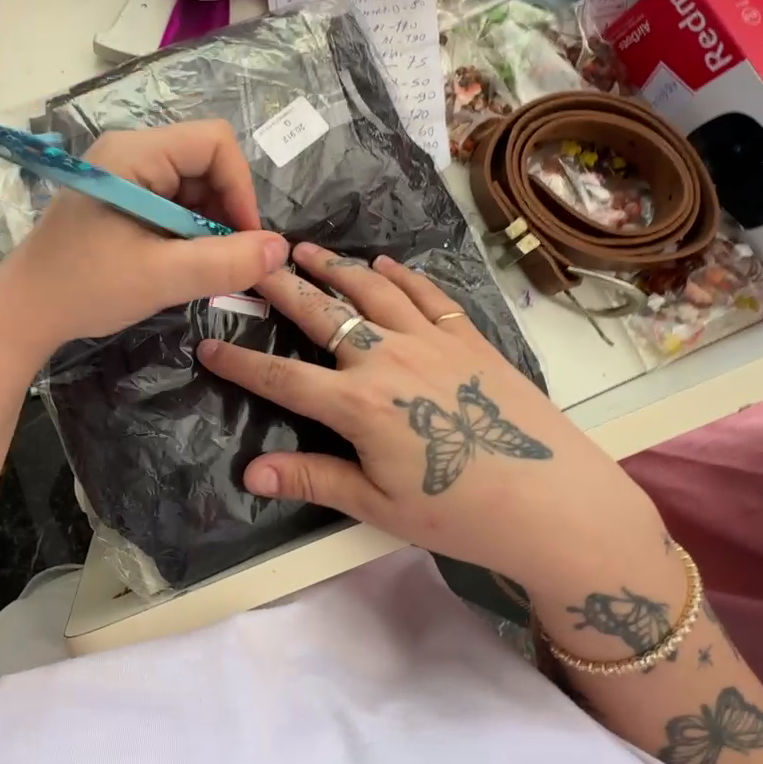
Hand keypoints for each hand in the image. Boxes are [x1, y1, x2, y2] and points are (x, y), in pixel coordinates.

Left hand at [0, 121, 288, 353]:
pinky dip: (188, 232)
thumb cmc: (84, 287)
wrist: (23, 312)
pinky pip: (173, 203)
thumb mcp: (161, 277)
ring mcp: (124, 175)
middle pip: (205, 162)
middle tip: (227, 261)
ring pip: (193, 185)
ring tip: (203, 268)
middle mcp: (130, 152)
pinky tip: (182, 264)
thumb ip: (225, 262)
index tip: (247, 240)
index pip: (214, 143)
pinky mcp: (122, 199)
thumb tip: (281, 248)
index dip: (240, 188)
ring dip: (208, 226)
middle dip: (225, 211)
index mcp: (134, 153)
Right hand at [197, 243, 663, 591]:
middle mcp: (387, 359)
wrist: (557, 505)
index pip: (281, 378)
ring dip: (334, 267)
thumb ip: (313, 479)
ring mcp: (430, 342)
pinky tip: (384, 264)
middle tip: (251, 259)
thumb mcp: (379, 506)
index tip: (204, 344)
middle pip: (321, 314)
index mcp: (358, 405)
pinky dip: (402, 275)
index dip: (239, 363)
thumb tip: (249, 473)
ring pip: (371, 292)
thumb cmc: (462, 515)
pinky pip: (428, 295)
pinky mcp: (468, 339)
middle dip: (280, 286)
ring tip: (305, 249)